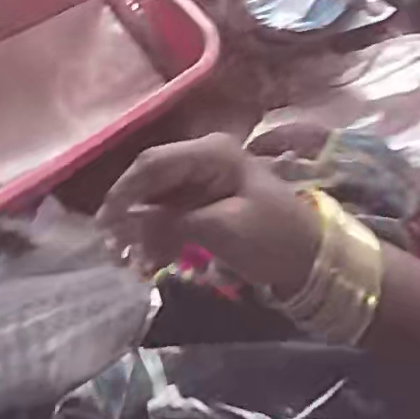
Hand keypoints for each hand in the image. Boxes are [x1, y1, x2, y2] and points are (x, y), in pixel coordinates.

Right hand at [97, 132, 319, 296]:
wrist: (314, 261)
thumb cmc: (275, 238)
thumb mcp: (223, 230)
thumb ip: (172, 222)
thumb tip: (126, 222)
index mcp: (211, 154)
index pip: (153, 163)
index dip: (124, 191)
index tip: (105, 225)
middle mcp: (201, 160)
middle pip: (149, 181)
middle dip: (128, 215)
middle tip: (113, 251)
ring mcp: (201, 181)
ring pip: (154, 200)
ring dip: (139, 232)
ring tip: (130, 265)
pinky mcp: (201, 202)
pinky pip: (167, 215)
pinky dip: (156, 239)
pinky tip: (148, 263)